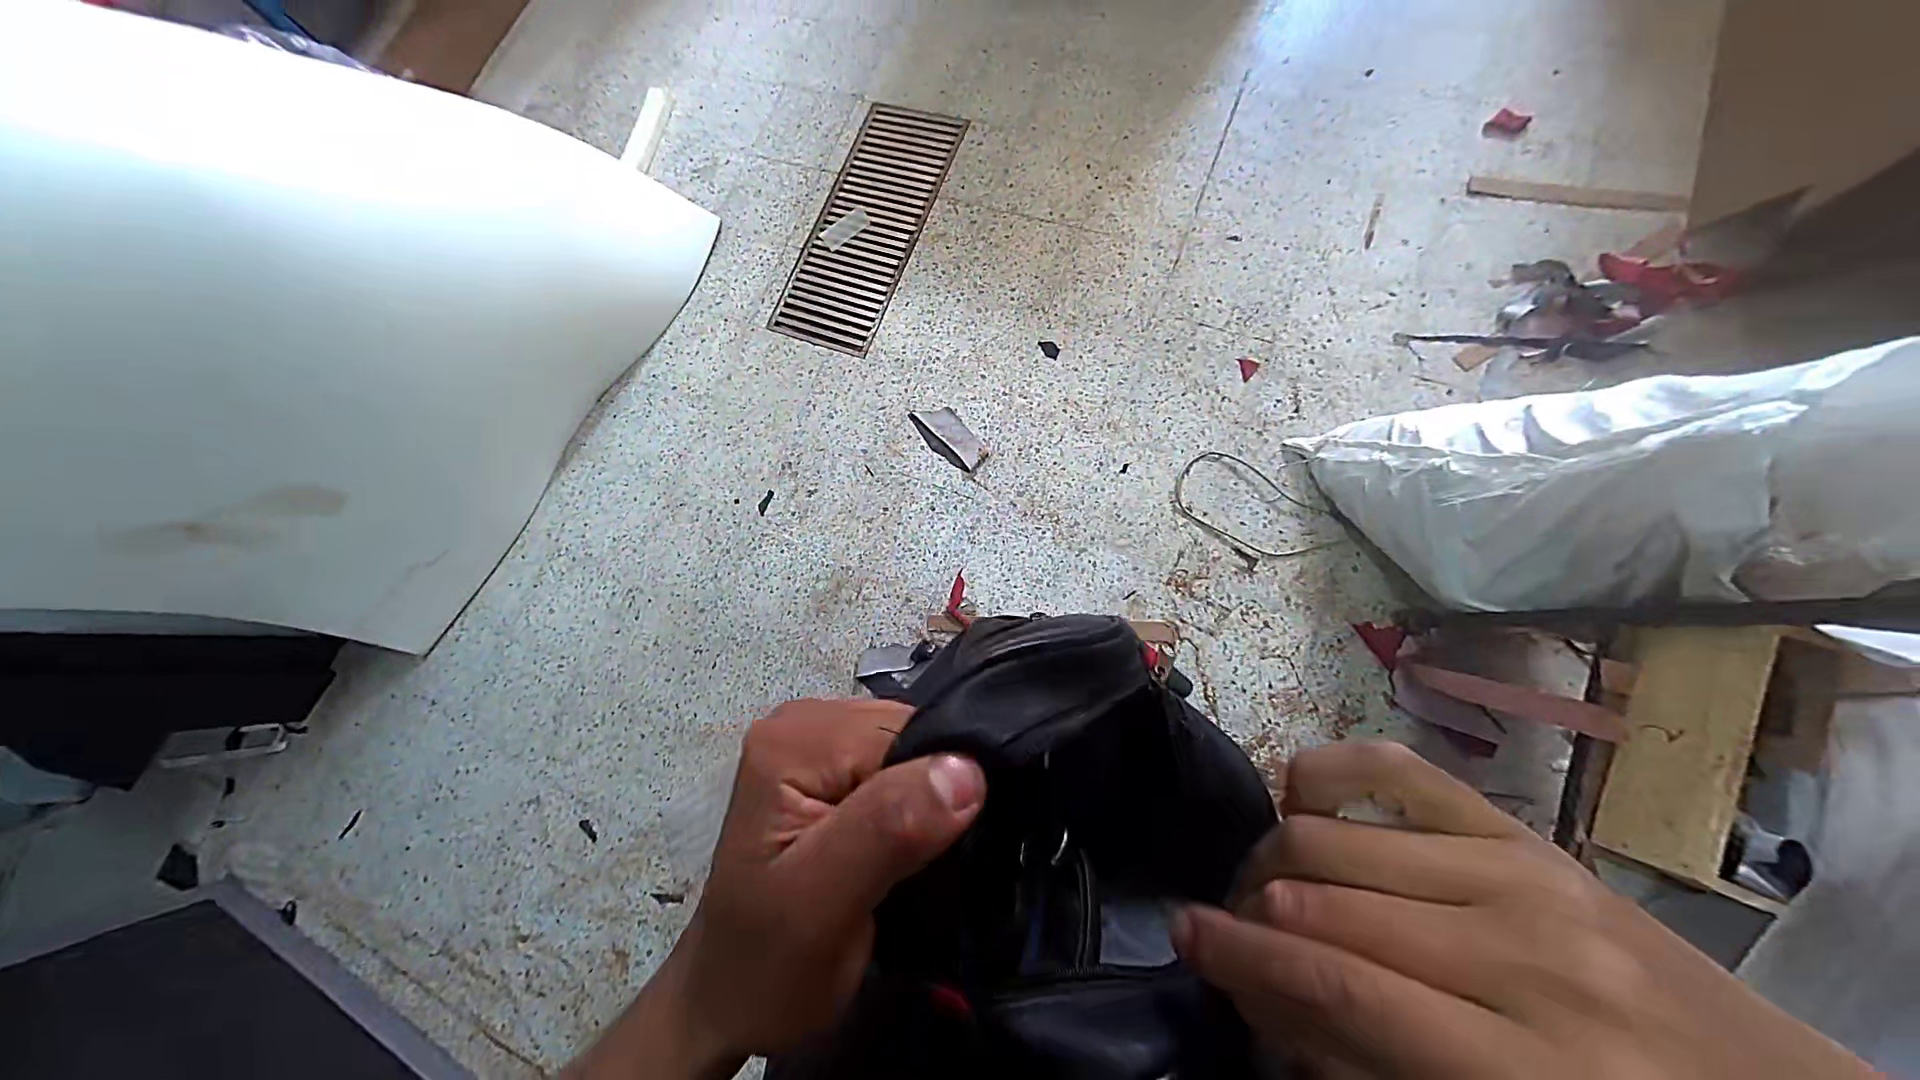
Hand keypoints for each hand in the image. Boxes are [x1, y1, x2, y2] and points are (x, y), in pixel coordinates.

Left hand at [567, 699, 984, 1079]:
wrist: (732, 999)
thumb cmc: (768, 962)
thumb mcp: (824, 904)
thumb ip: (888, 829)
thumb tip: (965, 769)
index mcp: (794, 739)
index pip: (905, 732)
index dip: (935, 785)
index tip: (934, 848)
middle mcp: (804, 722)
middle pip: (910, 733)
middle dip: (931, 792)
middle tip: (918, 860)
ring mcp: (815, 742)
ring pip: (911, 750)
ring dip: (925, 802)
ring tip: (910, 856)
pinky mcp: (830, 767)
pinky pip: (900, 766)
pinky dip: (914, 804)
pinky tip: (901, 842)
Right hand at [1172, 740, 1873, 1079]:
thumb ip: (1356, 1060)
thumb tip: (1255, 988)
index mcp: (1527, 1062)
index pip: (1337, 982)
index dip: (1240, 957)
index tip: (1183, 936)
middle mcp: (1520, 947)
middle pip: (1322, 901)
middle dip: (1248, 910)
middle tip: (1229, 926)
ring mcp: (1519, 869)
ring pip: (1333, 834)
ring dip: (1273, 857)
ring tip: (1264, 884)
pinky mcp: (1518, 828)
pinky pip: (1391, 769)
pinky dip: (1325, 774)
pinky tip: (1300, 801)